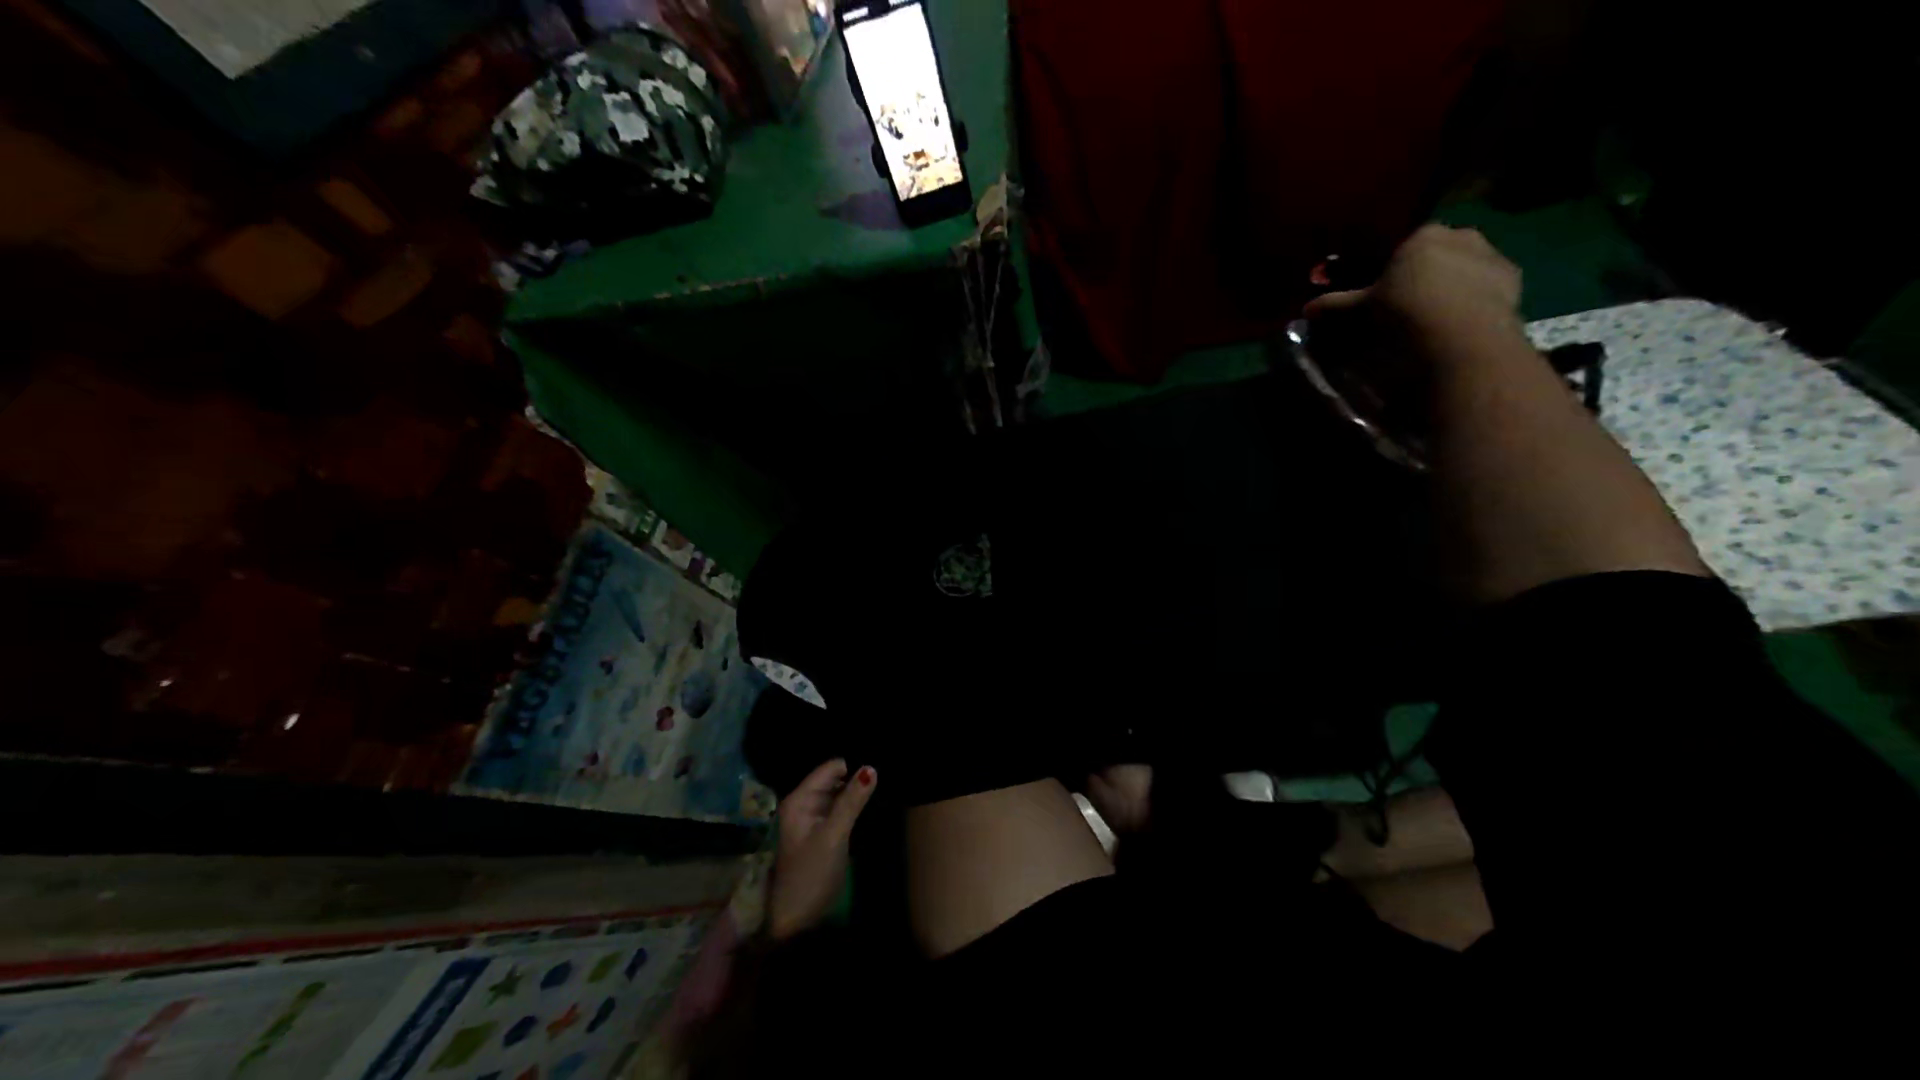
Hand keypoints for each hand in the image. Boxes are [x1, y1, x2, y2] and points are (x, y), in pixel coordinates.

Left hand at [767, 759, 876, 941]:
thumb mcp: (834, 835)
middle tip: (886, 773)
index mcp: (800, 799)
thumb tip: (871, 767)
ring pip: (841, 792)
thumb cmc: (812, 874)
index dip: (854, 764)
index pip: (831, 767)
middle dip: (857, 775)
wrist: (799, 919)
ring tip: (885, 782)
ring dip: (858, 789)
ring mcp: (816, 817)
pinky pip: (843, 807)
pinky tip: (875, 800)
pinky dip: (856, 803)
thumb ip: (852, 801)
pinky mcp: (827, 830)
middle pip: (836, 777)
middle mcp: (806, 803)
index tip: (881, 764)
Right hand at [1305, 225, 1523, 359]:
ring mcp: (1492, 255)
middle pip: (1441, 252)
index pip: (1407, 246)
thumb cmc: (1403, 313)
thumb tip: (1306, 309)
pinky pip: (1488, 285)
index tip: (1389, 293)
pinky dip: (1477, 298)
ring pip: (1467, 267)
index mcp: (1422, 236)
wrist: (1461, 336)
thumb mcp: (1362, 311)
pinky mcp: (1515, 279)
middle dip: (1430, 272)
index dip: (1396, 270)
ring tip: (1441, 316)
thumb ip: (1337, 305)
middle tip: (1414, 304)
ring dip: (1456, 284)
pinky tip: (1463, 322)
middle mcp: (1461, 235)